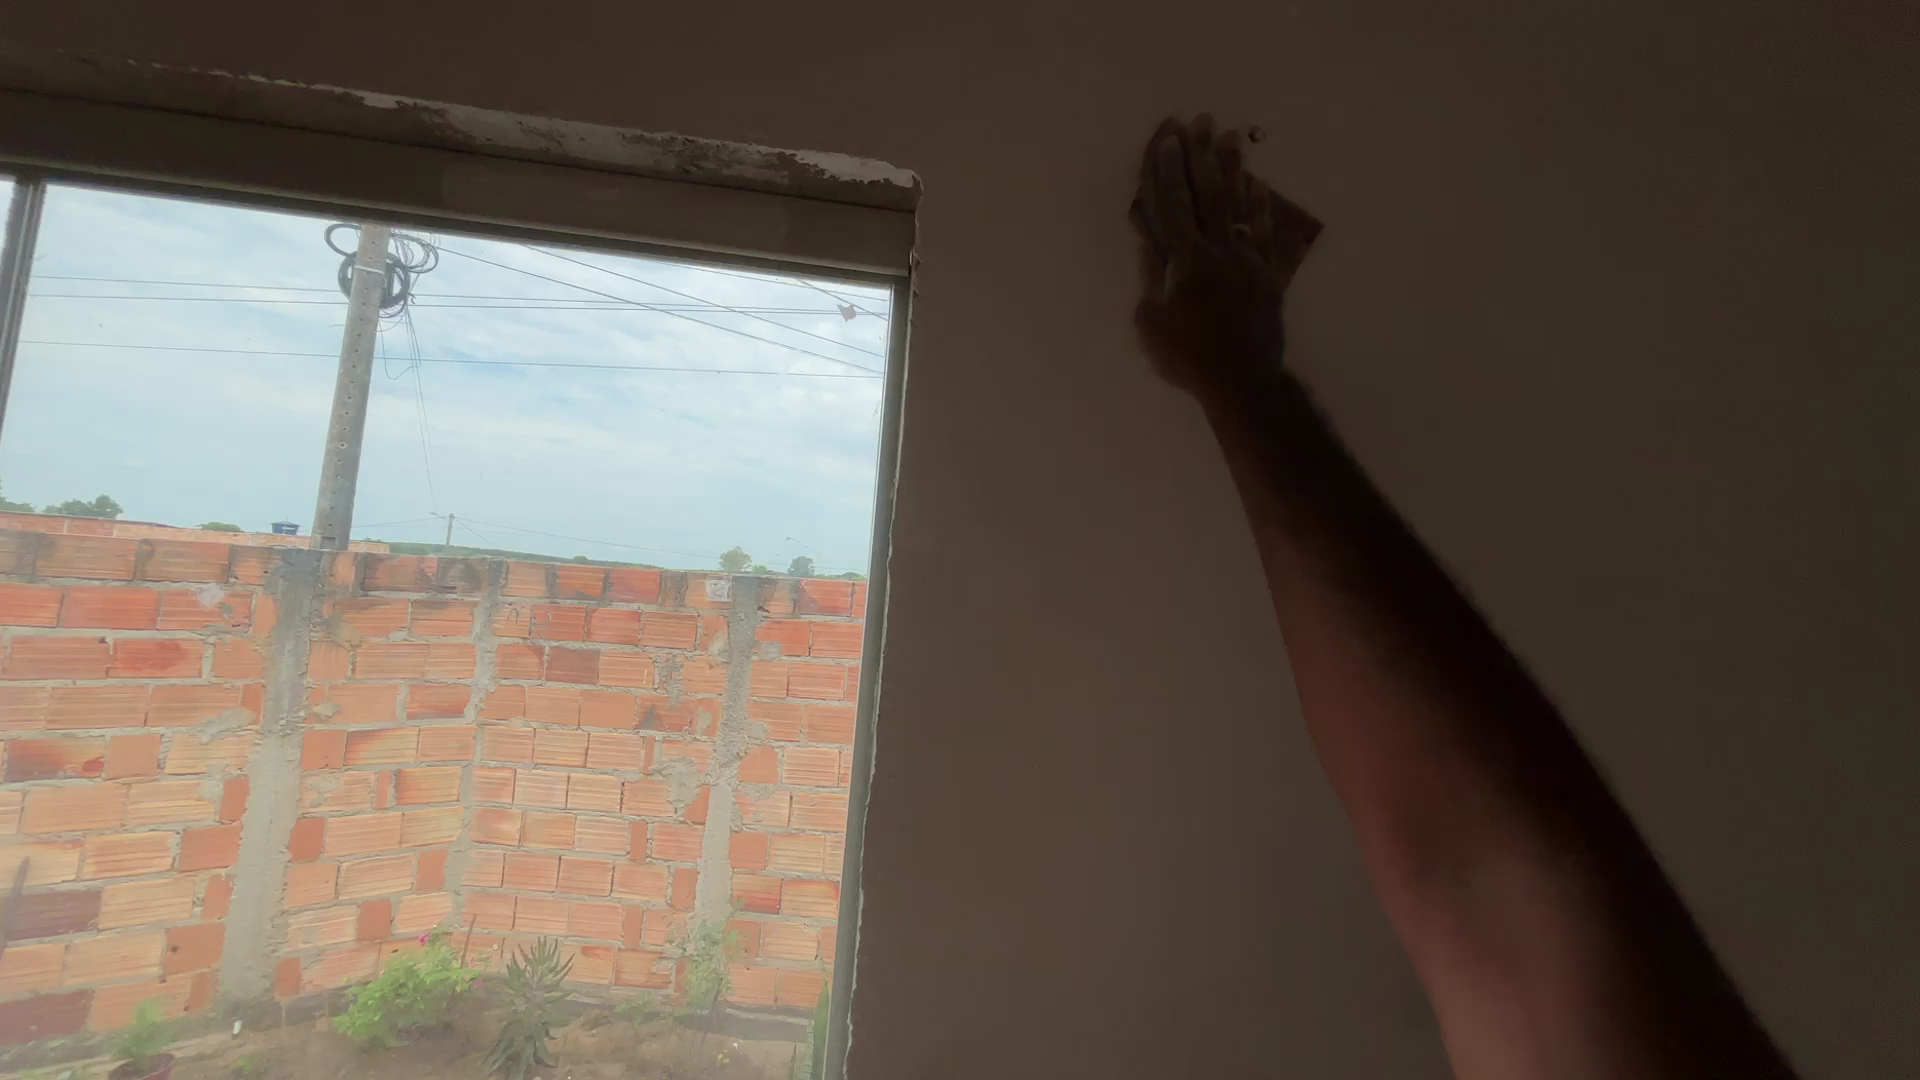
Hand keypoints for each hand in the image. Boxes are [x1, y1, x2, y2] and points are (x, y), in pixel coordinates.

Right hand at [1131, 116, 1320, 400]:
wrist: (1240, 376)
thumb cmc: (1187, 355)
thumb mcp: (1152, 322)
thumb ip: (1152, 280)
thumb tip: (1151, 245)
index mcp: (1185, 260)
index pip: (1172, 206)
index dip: (1166, 171)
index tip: (1165, 138)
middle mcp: (1217, 249)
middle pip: (1206, 194)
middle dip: (1199, 156)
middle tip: (1198, 121)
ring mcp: (1246, 258)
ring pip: (1238, 205)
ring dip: (1232, 169)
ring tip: (1229, 137)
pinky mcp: (1267, 274)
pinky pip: (1265, 232)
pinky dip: (1261, 207)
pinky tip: (1259, 186)